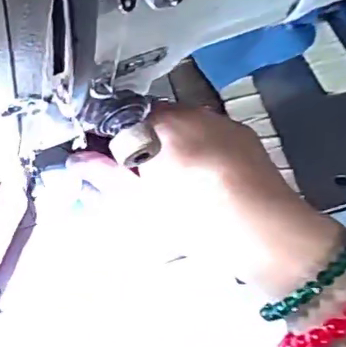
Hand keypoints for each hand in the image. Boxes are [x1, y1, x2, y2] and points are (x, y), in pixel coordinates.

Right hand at [65, 105, 345, 299]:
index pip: (113, 117)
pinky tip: (199, 183)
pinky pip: (205, 134)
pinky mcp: (241, 134)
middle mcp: (188, 112)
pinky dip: (194, 150)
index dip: (101, 140)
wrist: (267, 233)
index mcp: (156, 125)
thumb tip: (78, 159)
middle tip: (132, 181)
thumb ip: (106, 176)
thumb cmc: (197, 222)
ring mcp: (218, 121)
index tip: (98, 164)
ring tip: (169, 186)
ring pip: (177, 127)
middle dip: (134, 143)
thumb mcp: (141, 205)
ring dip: (164, 147)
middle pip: (145, 119)